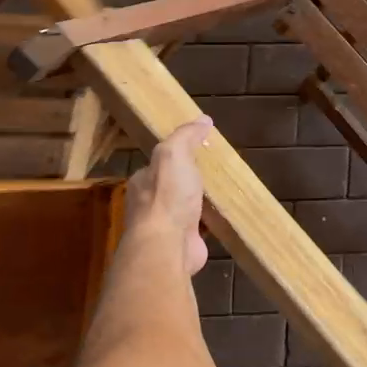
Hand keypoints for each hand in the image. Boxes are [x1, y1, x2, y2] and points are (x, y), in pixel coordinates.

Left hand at [124, 118, 212, 275]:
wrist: (167, 247)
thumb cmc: (167, 198)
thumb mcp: (174, 155)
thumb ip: (186, 136)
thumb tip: (202, 119)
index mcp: (142, 182)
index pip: (158, 164)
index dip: (177, 156)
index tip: (199, 150)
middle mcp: (148, 204)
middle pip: (171, 186)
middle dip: (190, 179)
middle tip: (215, 169)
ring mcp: (165, 226)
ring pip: (185, 206)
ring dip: (201, 201)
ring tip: (224, 189)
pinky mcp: (183, 242)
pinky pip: (199, 225)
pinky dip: (210, 220)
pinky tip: (224, 213)